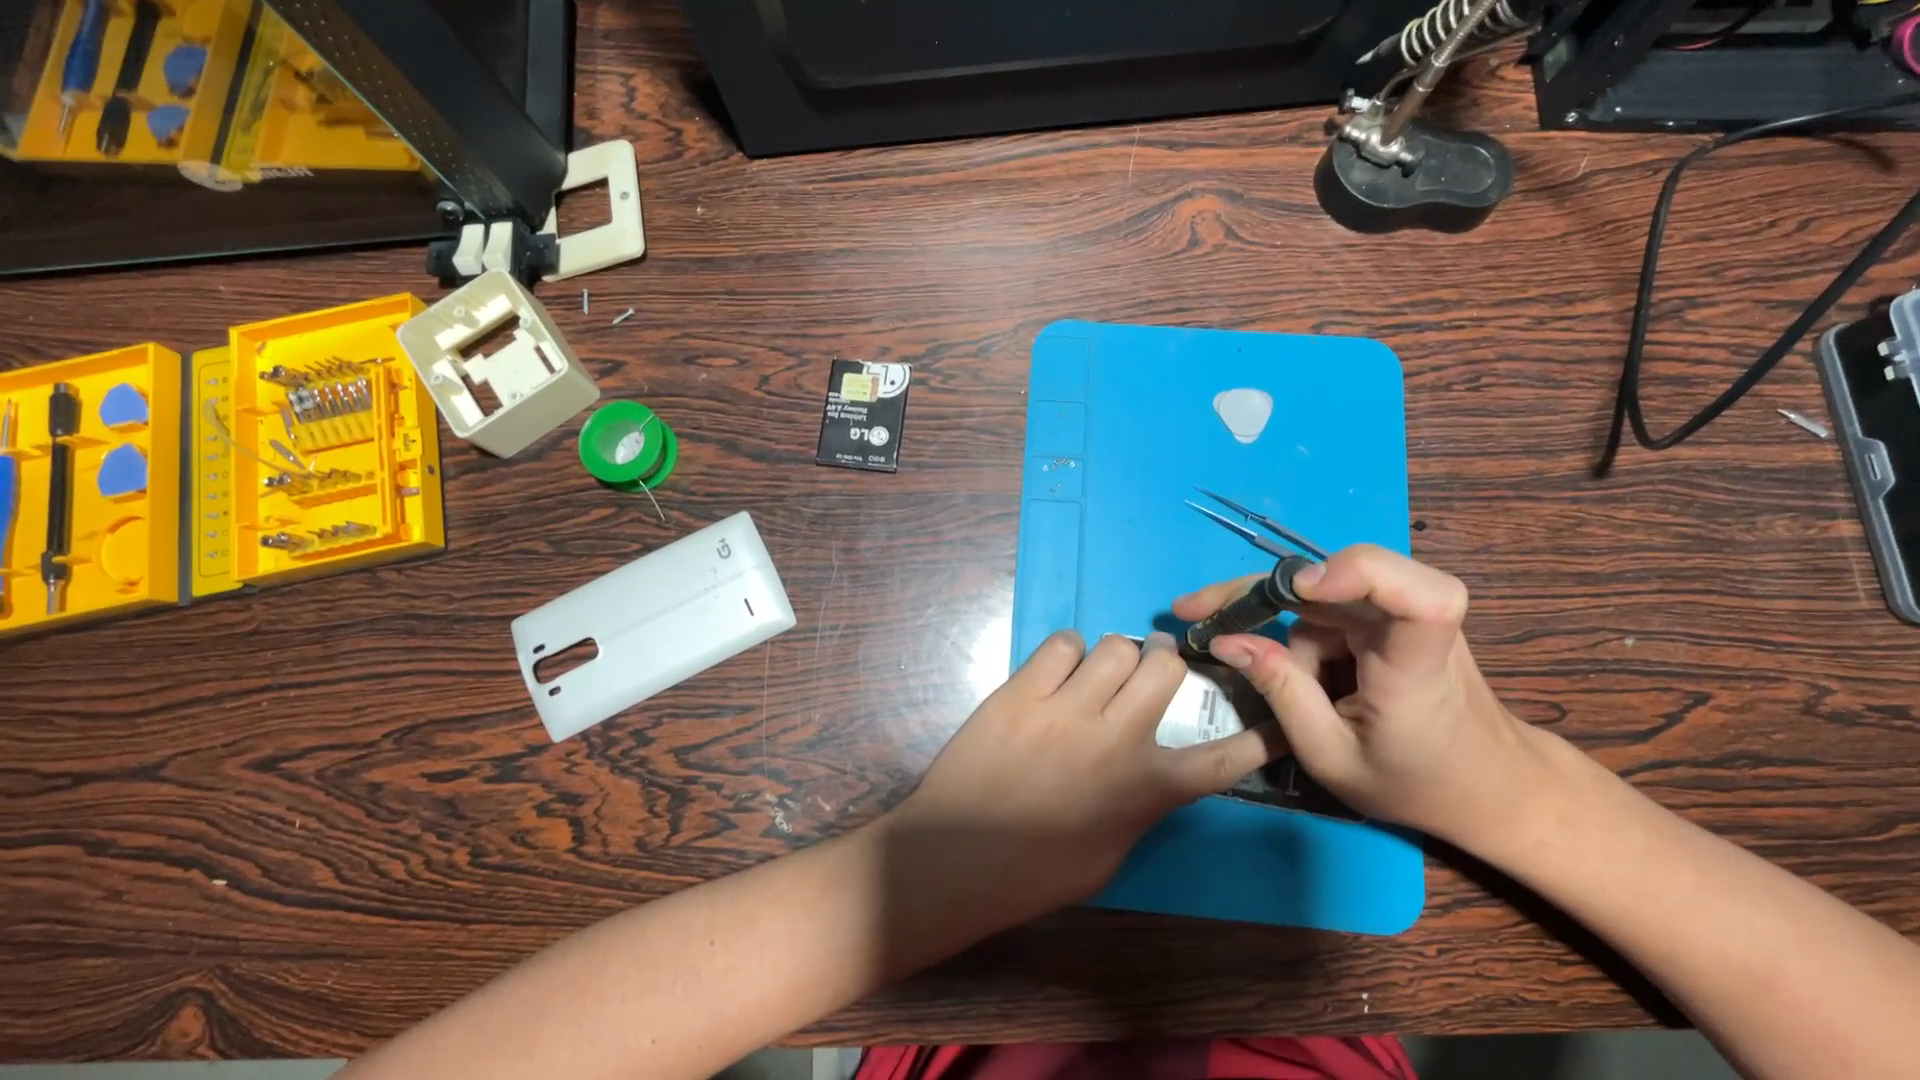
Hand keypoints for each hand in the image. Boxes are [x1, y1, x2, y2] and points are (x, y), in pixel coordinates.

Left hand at [889, 630, 1283, 925]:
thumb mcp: (1111, 853)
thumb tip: (1147, 771)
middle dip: (1166, 660)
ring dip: (1116, 655)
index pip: (1224, 758)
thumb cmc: (1038, 872)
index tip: (1276, 719)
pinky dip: (1067, 652)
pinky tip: (1056, 671)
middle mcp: (1118, 739)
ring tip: (1098, 669)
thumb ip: (1140, 805)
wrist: (958, 858)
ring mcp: (1067, 709)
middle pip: (1165, 668)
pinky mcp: (1021, 691)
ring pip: (1116, 646)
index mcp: (1148, 789)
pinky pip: (1061, 644)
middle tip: (1152, 666)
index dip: (1258, 736)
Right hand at [1172, 545, 1538, 846]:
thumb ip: (1281, 693)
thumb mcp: (1331, 754)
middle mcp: (1414, 626)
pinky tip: (1290, 672)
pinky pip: (1326, 611)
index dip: (1359, 573)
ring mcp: (1402, 616)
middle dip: (1258, 592)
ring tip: (1261, 676)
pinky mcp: (1390, 618)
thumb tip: (1226, 639)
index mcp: (1415, 668)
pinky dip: (1295, 635)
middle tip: (1193, 610)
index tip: (1299, 588)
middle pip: (1334, 578)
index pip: (1420, 597)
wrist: (1487, 783)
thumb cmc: (1416, 782)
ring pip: (1317, 598)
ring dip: (1279, 629)